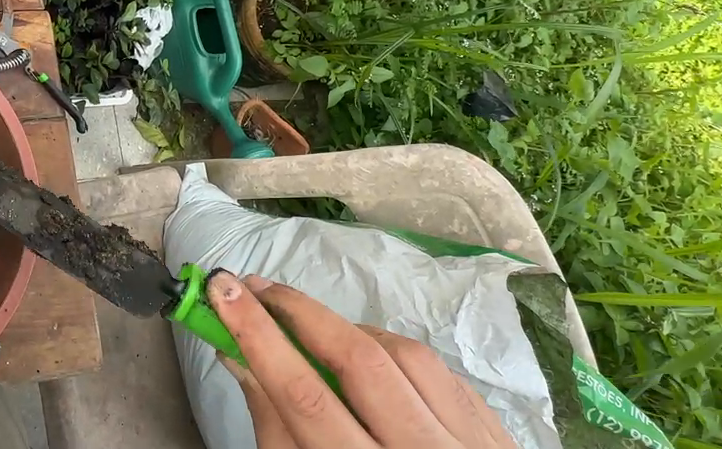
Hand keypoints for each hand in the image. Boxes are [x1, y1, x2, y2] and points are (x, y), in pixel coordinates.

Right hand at [209, 272, 515, 448]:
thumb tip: (235, 350)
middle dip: (298, 310)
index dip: (257, 334)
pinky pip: (440, 371)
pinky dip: (394, 352)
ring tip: (311, 330)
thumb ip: (274, 425)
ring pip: (404, 355)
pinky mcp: (499, 437)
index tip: (222, 288)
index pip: (304, 396)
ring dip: (346, 330)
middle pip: (360, 362)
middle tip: (255, 286)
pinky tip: (368, 356)